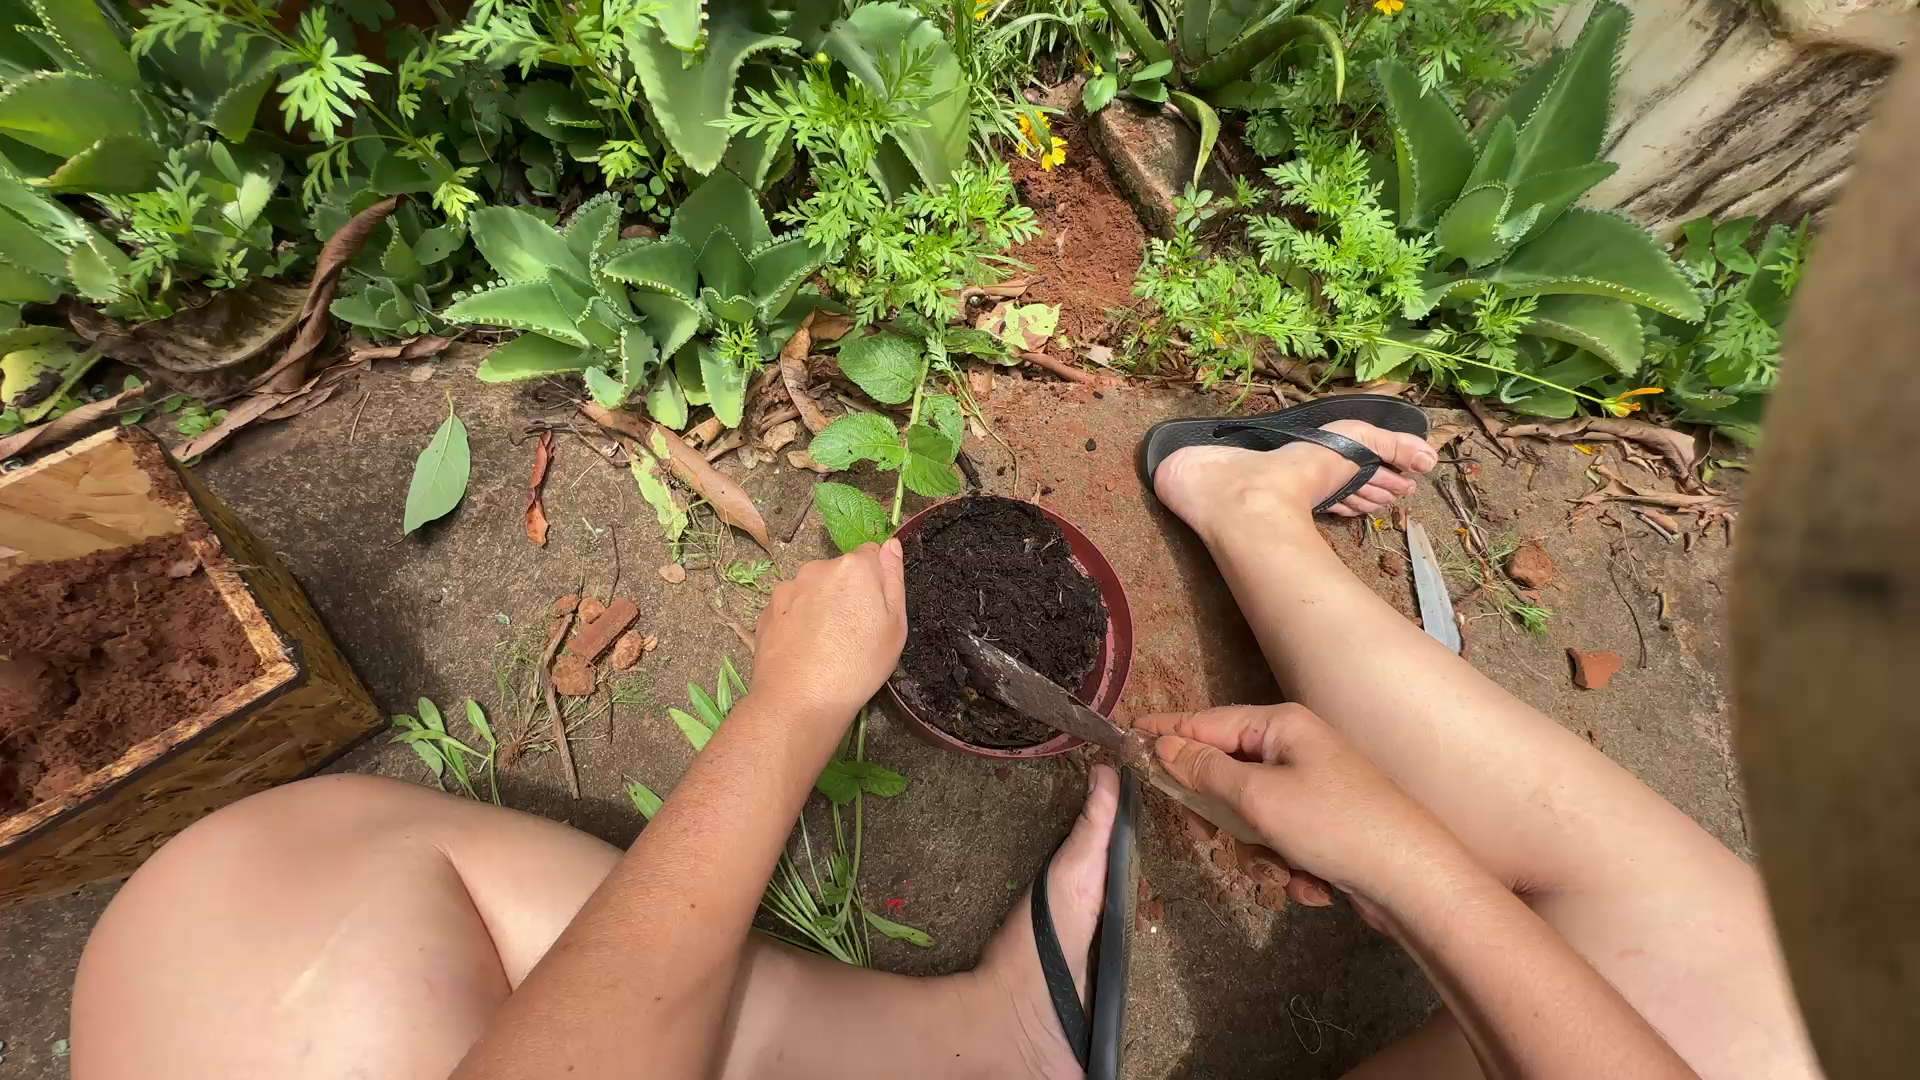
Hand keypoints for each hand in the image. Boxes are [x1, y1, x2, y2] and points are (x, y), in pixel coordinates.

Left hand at [749, 540, 907, 723]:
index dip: (876, 581)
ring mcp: (789, 587)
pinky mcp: (768, 609)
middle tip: (852, 631)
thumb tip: (891, 544)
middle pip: (841, 572)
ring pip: (814, 588)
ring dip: (821, 604)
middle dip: (847, 592)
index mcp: (855, 567)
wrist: (799, 700)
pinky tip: (804, 647)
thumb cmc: (858, 665)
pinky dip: (799, 619)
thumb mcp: (895, 625)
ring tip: (825, 643)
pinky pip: (792, 606)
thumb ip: (893, 578)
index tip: (875, 610)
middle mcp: (818, 567)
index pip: (872, 555)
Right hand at [1135, 705, 1477, 910]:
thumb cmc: (1335, 825)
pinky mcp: (1322, 823)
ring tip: (1280, 869)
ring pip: (1248, 812)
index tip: (1129, 734)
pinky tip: (1308, 882)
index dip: (1166, 731)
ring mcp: (1310, 786)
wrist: (1418, 885)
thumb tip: (1162, 745)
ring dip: (1256, 847)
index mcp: (1279, 726)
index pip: (1205, 722)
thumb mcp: (1258, 797)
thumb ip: (1203, 770)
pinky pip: (1277, 836)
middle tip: (1208, 837)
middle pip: (1225, 771)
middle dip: (1219, 812)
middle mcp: (1293, 748)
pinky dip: (1284, 862)